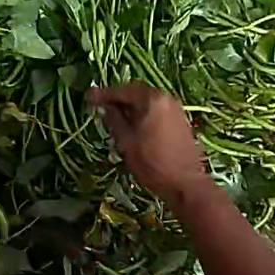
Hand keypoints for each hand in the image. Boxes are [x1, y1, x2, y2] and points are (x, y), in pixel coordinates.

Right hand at [88, 85, 212, 206]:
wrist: (185, 183)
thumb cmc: (152, 164)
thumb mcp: (126, 143)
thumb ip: (115, 121)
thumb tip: (106, 108)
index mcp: (152, 100)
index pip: (123, 91)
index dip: (104, 94)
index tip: (89, 97)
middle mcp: (166, 98)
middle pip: (137, 93)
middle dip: (118, 99)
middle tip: (101, 106)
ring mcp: (176, 109)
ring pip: (147, 102)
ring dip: (131, 107)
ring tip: (115, 117)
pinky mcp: (180, 120)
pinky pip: (157, 110)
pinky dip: (143, 114)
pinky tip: (134, 125)